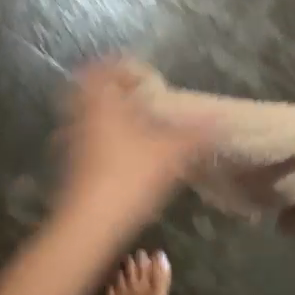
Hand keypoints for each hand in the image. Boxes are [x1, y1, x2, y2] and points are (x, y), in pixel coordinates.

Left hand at [53, 60, 213, 237]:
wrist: (88, 227)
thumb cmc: (128, 177)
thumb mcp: (171, 154)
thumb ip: (198, 134)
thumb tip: (224, 120)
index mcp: (101, 99)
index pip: (104, 67)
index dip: (125, 68)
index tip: (149, 80)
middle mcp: (81, 114)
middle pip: (91, 89)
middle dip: (116, 91)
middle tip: (141, 100)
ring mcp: (72, 140)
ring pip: (88, 116)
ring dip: (110, 116)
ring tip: (138, 129)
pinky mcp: (70, 166)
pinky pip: (87, 139)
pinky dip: (104, 140)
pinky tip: (127, 159)